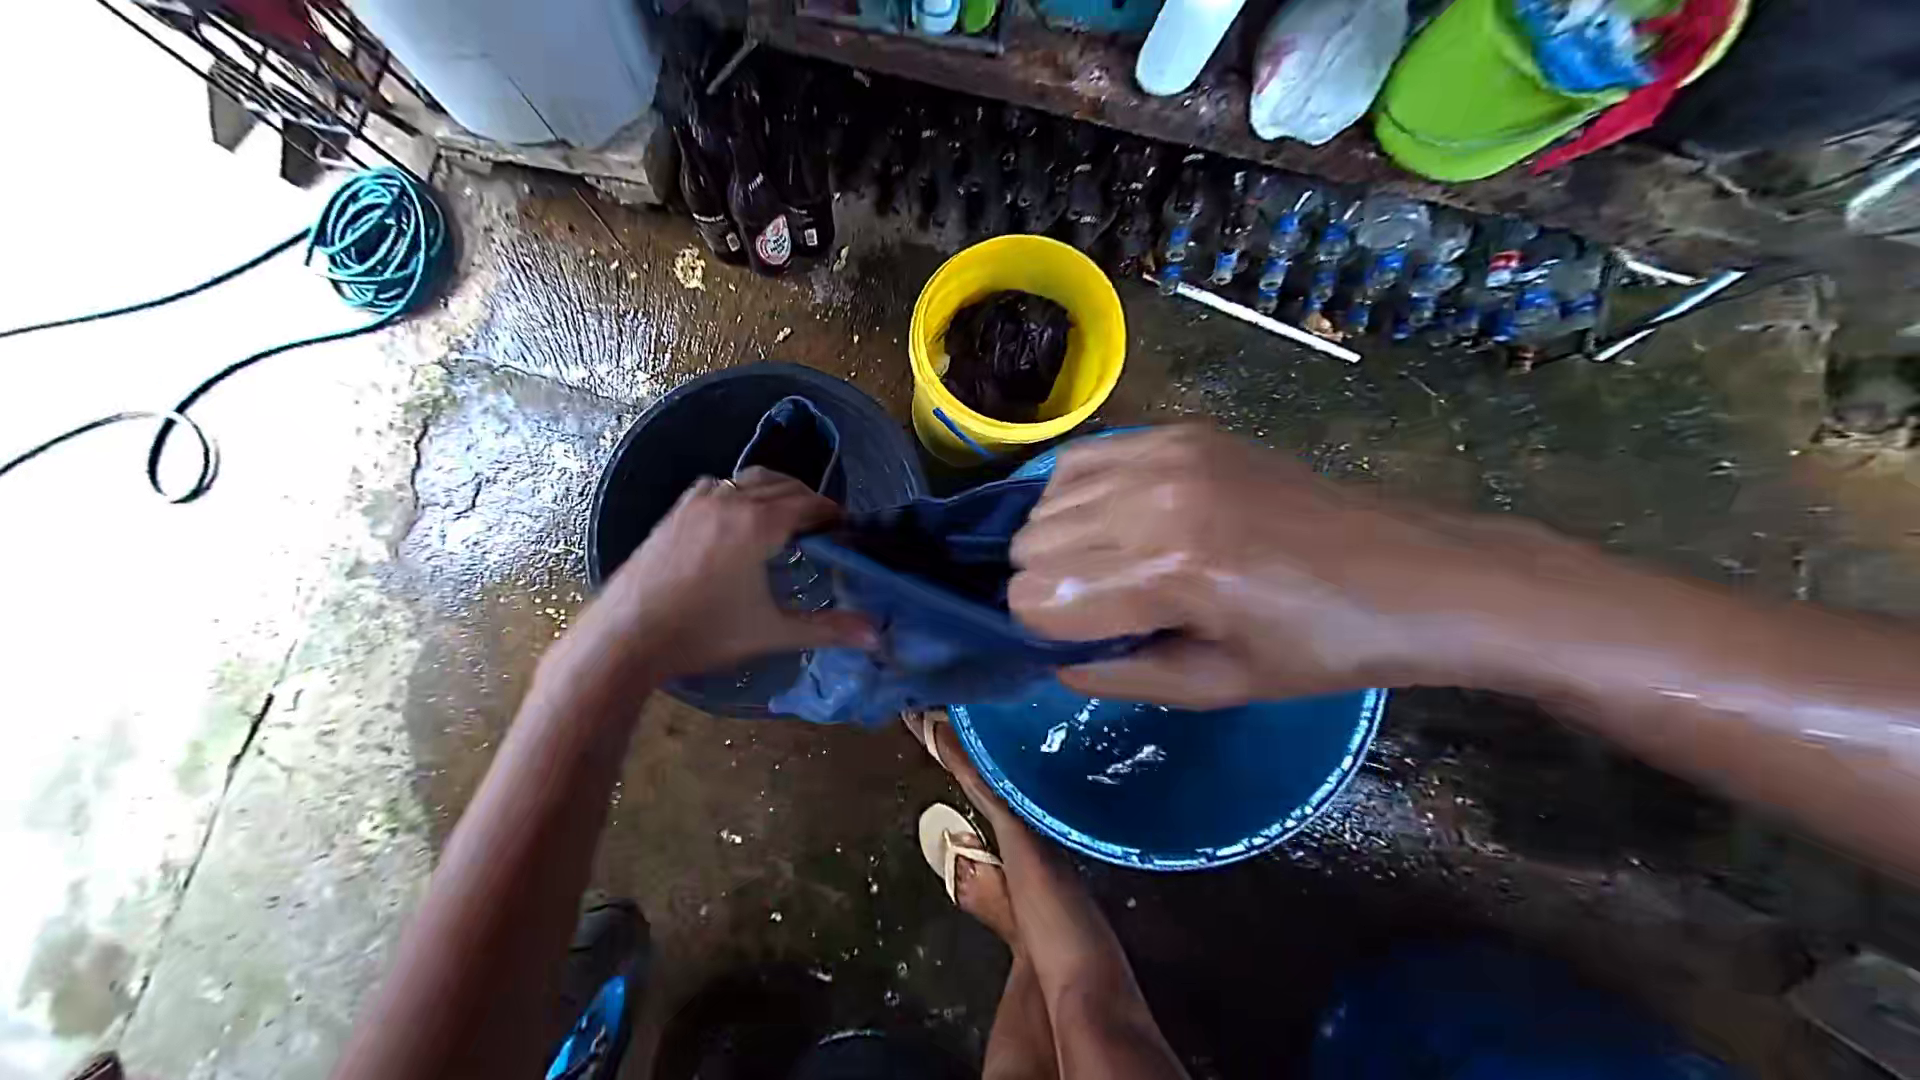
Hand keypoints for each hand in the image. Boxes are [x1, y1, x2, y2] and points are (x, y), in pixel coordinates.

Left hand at [557, 468, 875, 683]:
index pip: (811, 504)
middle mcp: (731, 500)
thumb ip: (827, 628)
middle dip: (809, 503)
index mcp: (759, 524)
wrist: (624, 638)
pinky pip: (722, 485)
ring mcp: (699, 501)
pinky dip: (743, 493)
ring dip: (777, 493)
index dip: (833, 515)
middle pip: (785, 486)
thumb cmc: (702, 633)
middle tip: (823, 531)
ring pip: (752, 479)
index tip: (845, 531)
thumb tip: (877, 635)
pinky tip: (740, 520)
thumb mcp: (771, 632)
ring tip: (787, 522)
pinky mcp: (676, 510)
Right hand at [1009, 426, 1579, 706]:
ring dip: (1061, 541)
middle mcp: (1153, 499)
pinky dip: (1078, 495)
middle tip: (1101, 605)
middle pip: (1030, 545)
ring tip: (1112, 561)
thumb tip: (1053, 656)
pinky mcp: (1180, 431)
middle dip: (1049, 586)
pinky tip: (1116, 517)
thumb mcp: (1214, 686)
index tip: (1084, 639)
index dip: (1045, 629)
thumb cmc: (1319, 648)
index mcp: (1169, 573)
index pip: (1032, 596)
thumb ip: (1116, 674)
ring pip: (1045, 501)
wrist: (1410, 573)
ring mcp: (1166, 453)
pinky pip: (1082, 459)